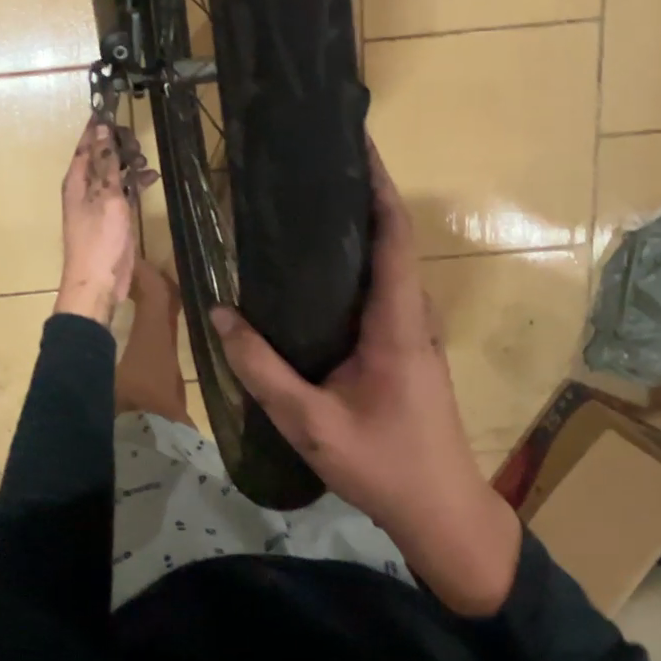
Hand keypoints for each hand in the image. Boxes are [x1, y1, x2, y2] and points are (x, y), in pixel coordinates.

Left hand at [55, 121, 154, 323]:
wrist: (98, 281)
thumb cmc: (99, 237)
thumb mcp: (105, 195)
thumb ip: (105, 163)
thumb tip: (102, 129)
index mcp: (77, 179)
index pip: (87, 144)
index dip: (98, 126)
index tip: (112, 108)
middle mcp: (85, 187)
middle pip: (101, 156)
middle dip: (118, 145)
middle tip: (136, 140)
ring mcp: (100, 203)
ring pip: (114, 173)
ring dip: (129, 164)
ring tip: (144, 160)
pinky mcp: (113, 217)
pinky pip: (124, 191)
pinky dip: (136, 183)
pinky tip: (151, 178)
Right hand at [211, 140, 520, 614]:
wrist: (443, 514)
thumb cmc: (383, 465)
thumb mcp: (310, 422)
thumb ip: (262, 369)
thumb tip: (218, 315)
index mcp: (396, 325)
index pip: (394, 238)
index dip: (379, 188)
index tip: (357, 147)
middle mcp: (410, 317)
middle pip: (392, 241)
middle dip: (363, 196)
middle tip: (314, 168)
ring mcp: (412, 334)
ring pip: (389, 266)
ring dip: (361, 229)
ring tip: (310, 205)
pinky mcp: (405, 349)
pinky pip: (381, 292)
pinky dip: (357, 264)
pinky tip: (317, 273)